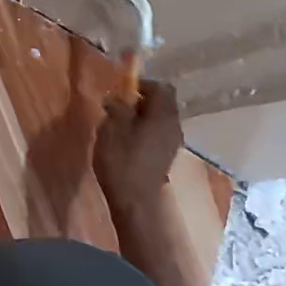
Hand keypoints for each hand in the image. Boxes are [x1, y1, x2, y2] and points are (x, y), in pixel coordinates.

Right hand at [93, 80, 181, 221]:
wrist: (135, 200)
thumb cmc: (122, 161)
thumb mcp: (112, 129)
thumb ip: (117, 108)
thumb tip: (116, 98)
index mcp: (163, 113)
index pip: (160, 87)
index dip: (141, 84)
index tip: (121, 91)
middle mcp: (174, 124)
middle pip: (163, 103)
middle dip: (142, 102)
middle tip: (119, 109)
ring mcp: (173, 142)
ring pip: (160, 120)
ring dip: (143, 119)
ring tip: (121, 128)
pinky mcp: (167, 157)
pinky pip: (158, 136)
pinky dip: (145, 133)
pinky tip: (128, 145)